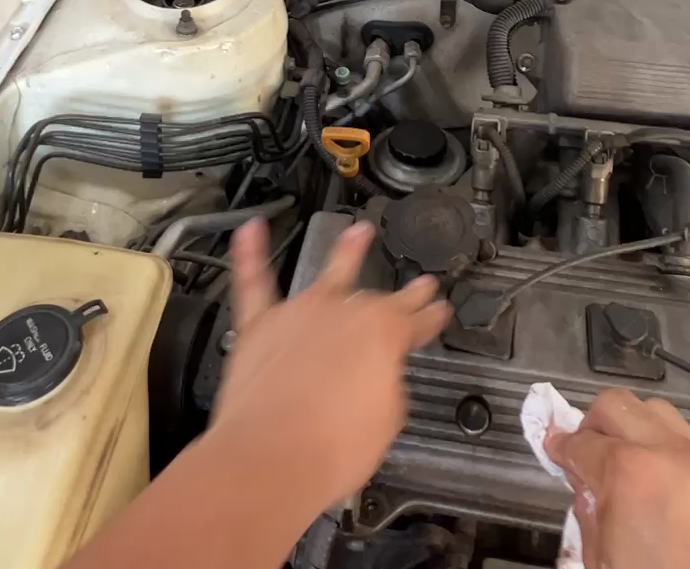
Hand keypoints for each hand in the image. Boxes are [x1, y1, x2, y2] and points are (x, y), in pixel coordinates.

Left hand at [206, 217, 450, 521]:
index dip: (430, 317)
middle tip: (420, 285)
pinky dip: (250, 253)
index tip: (439, 311)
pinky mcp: (261, 326)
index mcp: (382, 333)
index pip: (415, 320)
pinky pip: (253, 282)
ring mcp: (300, 314)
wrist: (270, 458)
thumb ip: (386, 385)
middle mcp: (342, 312)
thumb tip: (378, 378)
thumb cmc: (329, 448)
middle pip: (379, 299)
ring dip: (347, 252)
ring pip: (327, 273)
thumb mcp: (386, 420)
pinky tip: (250, 231)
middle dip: (404, 294)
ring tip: (358, 233)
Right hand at [546, 388, 689, 568]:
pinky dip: (668, 454)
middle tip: (587, 452)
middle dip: (593, 424)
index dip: (560, 446)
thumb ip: (589, 516)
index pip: (580, 442)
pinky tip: (664, 490)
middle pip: (617, 405)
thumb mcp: (604, 564)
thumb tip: (588, 488)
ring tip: (628, 466)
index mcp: (628, 474)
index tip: (555, 449)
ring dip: (634, 431)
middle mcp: (669, 454)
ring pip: (658, 414)